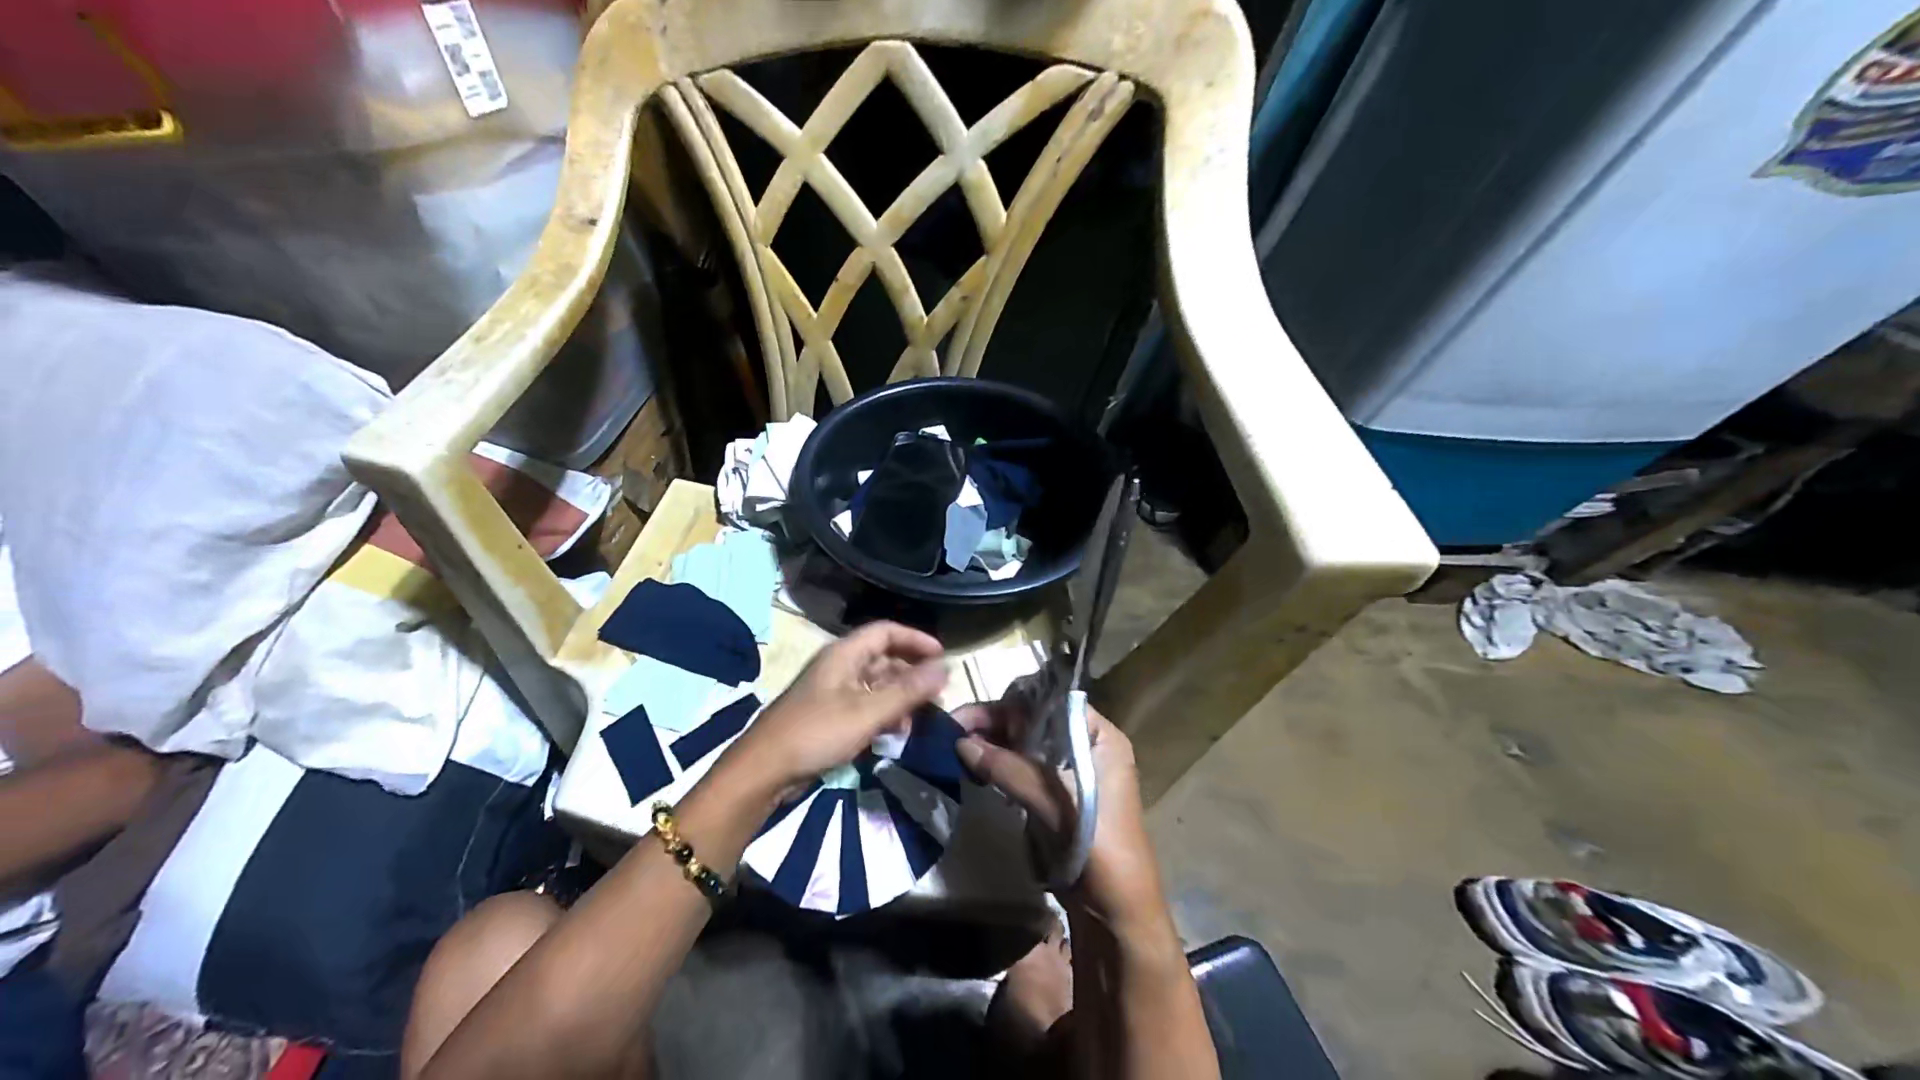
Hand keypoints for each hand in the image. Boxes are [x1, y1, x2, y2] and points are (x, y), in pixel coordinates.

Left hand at [722, 621, 947, 802]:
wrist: (764, 770)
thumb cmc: (816, 733)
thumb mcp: (868, 712)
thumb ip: (908, 691)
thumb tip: (946, 668)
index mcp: (844, 654)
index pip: (886, 631)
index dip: (916, 639)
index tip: (943, 656)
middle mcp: (839, 666)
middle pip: (883, 658)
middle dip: (913, 673)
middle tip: (938, 694)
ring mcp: (832, 692)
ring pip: (876, 685)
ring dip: (901, 697)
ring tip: (922, 718)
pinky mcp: (829, 716)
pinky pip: (865, 706)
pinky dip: (885, 714)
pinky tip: (897, 734)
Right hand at [952, 693, 1167, 925]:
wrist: (1118, 914)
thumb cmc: (1101, 851)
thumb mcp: (1057, 805)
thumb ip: (1011, 770)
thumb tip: (962, 743)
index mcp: (1099, 736)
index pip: (1050, 700)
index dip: (1010, 703)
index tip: (971, 716)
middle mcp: (1087, 745)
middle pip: (1034, 719)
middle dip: (995, 722)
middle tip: (954, 732)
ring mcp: (1072, 771)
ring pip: (1025, 743)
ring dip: (994, 742)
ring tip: (958, 748)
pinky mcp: (1057, 794)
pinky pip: (1024, 767)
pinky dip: (1001, 764)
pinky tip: (977, 768)